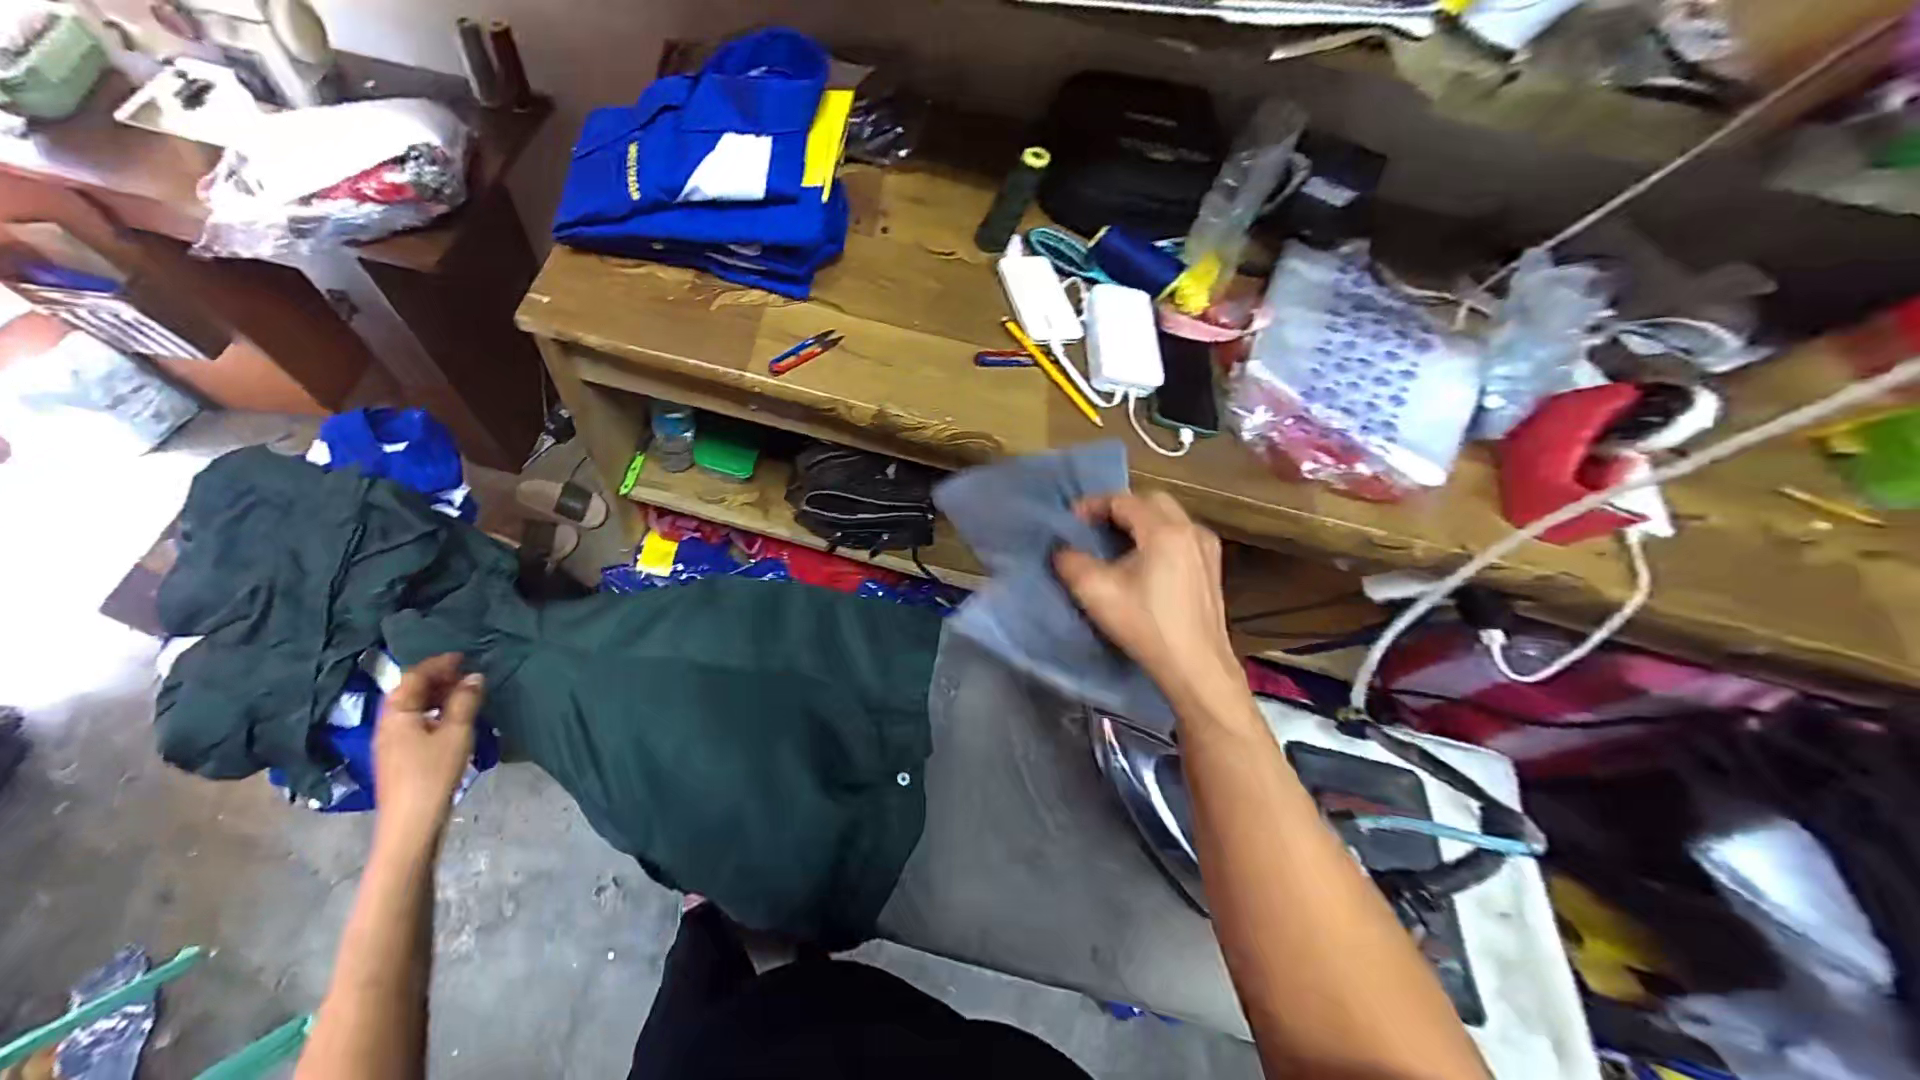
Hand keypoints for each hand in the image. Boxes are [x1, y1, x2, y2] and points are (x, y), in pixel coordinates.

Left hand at [373, 653, 481, 846]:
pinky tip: (453, 718)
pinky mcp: (399, 756)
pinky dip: (434, 712)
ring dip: (437, 696)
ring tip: (464, 692)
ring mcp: (390, 742)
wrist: (411, 822)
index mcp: (396, 714)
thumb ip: (465, 701)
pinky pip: (415, 722)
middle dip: (437, 679)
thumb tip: (473, 676)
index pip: (413, 678)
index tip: (462, 656)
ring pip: (412, 708)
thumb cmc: (433, 772)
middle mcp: (387, 724)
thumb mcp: (456, 733)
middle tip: (466, 673)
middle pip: (409, 693)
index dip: (437, 664)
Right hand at [1053, 493, 1240, 703]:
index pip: (1123, 500)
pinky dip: (1157, 537)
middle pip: (1150, 501)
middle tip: (1093, 527)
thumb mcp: (1097, 593)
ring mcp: (1206, 548)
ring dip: (1139, 522)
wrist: (1195, 668)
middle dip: (1119, 508)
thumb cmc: (1146, 626)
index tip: (1070, 521)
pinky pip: (1180, 536)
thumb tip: (1062, 550)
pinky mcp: (1211, 568)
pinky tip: (1142, 563)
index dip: (1092, 505)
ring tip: (1114, 544)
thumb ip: (1072, 562)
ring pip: (1168, 518)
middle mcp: (1191, 530)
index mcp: (1165, 530)